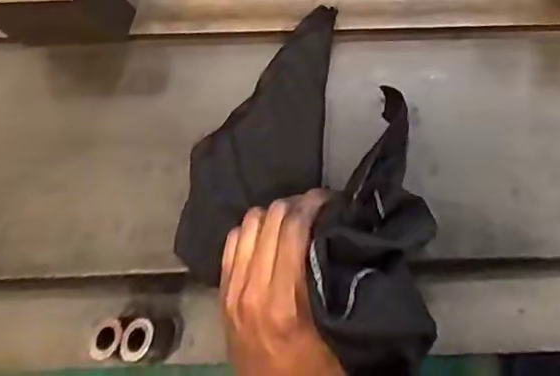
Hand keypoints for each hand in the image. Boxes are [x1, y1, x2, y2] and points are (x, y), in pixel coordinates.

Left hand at [221, 190, 344, 375]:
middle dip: (297, 204)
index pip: (294, 225)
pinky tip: (268, 238)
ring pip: (249, 222)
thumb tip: (338, 227)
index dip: (315, 202)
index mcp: (285, 301)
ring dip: (273, 216)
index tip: (332, 200)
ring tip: (292, 221)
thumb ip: (330, 276)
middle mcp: (254, 292)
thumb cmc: (316, 365)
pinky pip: (232, 241)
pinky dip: (251, 232)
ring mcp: (233, 294)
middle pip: (272, 217)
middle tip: (316, 208)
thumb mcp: (332, 324)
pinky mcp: (222, 297)